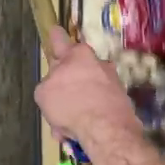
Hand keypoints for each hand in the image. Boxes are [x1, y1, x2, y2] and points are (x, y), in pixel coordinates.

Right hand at [35, 27, 143, 153]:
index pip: (60, 40)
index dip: (55, 37)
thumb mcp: (43, 93)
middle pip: (76, 70)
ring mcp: (112, 81)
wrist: (106, 128)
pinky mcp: (121, 100)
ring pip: (86, 92)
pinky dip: (87, 118)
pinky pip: (97, 107)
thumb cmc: (69, 104)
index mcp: (77, 55)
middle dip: (66, 87)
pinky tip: (77, 134)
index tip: (54, 30)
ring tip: (64, 128)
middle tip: (56, 105)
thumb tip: (56, 85)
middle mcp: (98, 63)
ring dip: (75, 108)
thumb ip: (48, 83)